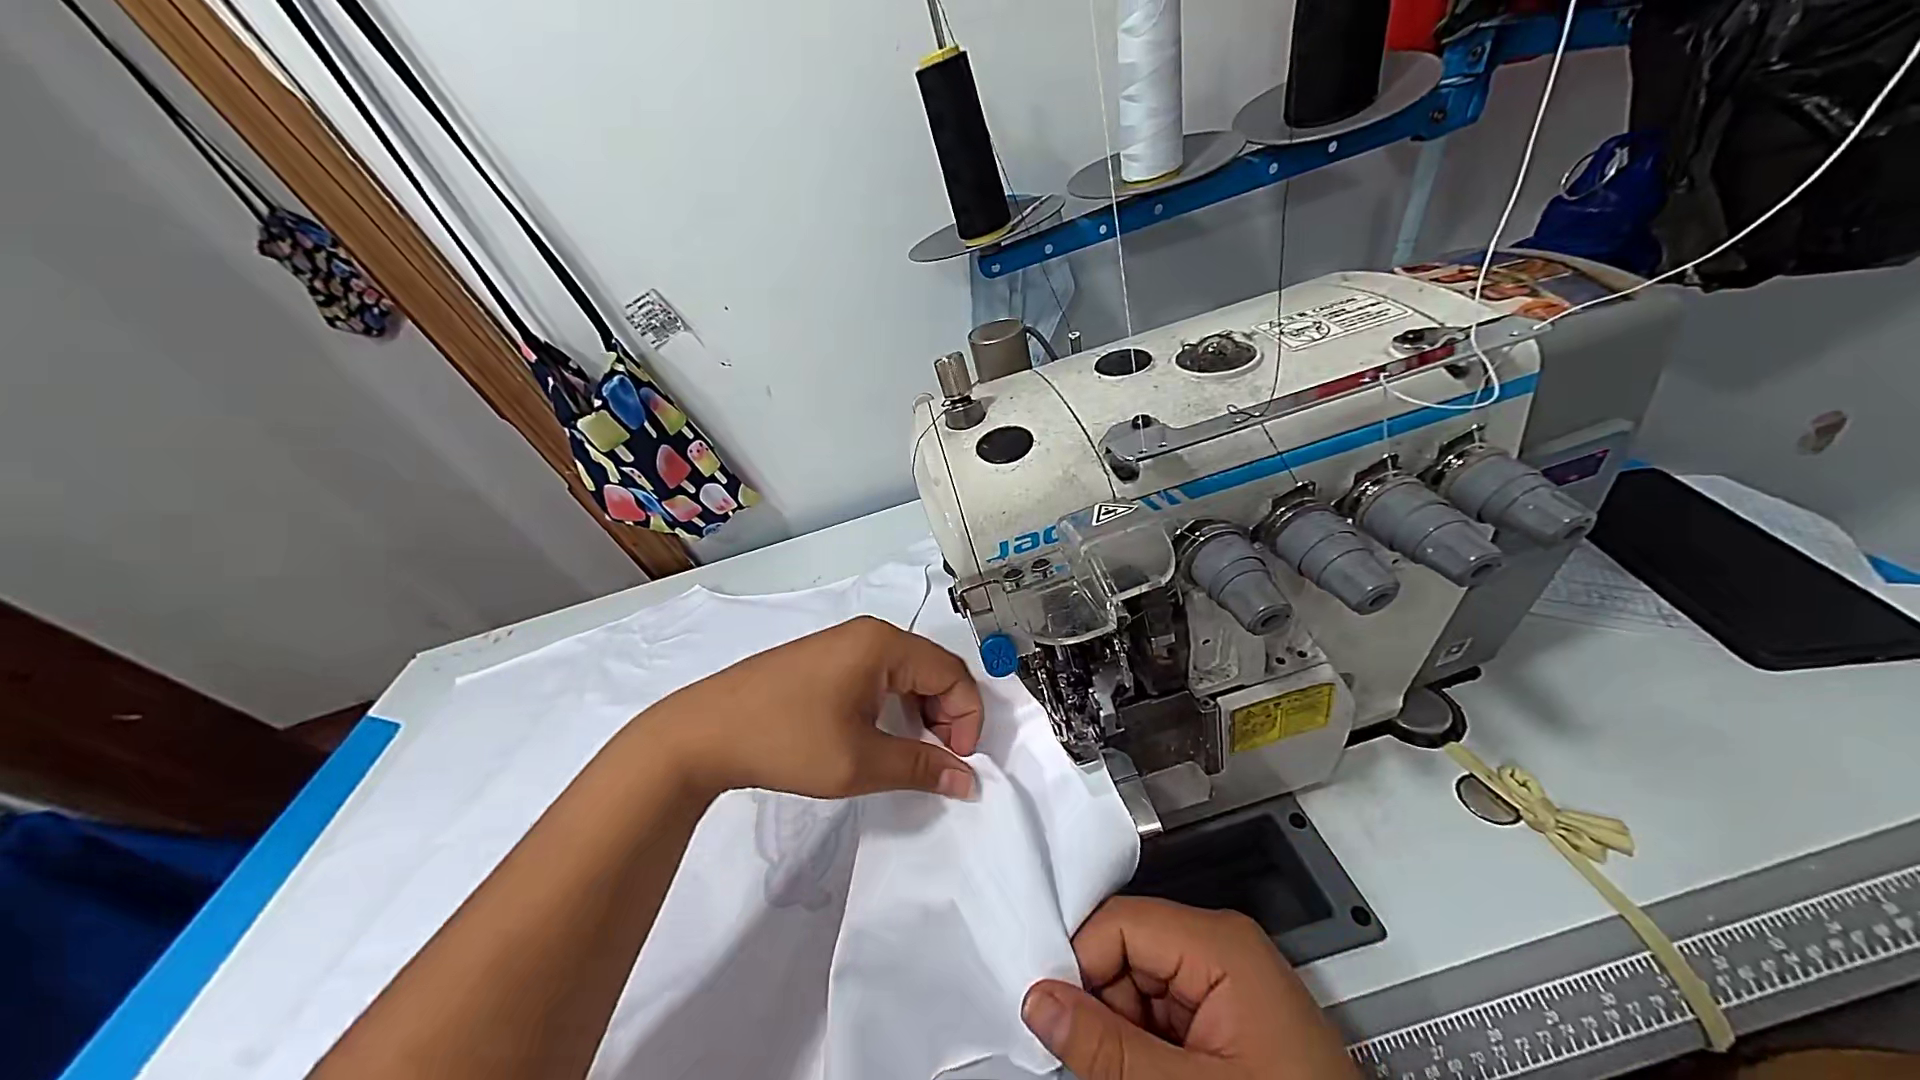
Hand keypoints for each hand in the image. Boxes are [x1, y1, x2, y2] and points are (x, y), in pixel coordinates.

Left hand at [635, 615, 983, 801]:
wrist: (702, 733)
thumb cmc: (785, 740)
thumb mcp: (859, 762)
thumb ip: (921, 768)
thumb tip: (966, 780)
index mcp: (883, 644)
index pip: (952, 673)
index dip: (967, 718)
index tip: (958, 762)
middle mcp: (868, 634)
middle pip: (932, 668)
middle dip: (946, 715)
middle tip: (937, 759)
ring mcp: (843, 643)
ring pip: (906, 673)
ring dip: (921, 711)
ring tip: (909, 752)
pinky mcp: (825, 659)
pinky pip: (879, 675)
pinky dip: (894, 704)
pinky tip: (878, 735)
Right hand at [1023, 897, 1356, 1079]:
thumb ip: (1110, 1048)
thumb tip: (1042, 1003)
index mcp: (1219, 944)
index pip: (1116, 923)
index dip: (1079, 968)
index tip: (1058, 1019)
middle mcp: (1219, 951)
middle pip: (1121, 954)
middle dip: (1103, 1011)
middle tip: (1108, 1068)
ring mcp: (1220, 985)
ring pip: (1132, 990)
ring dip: (1121, 1038)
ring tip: (1145, 1079)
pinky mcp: (1220, 1019)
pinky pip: (1155, 1017)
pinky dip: (1142, 1052)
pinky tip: (1156, 1077)